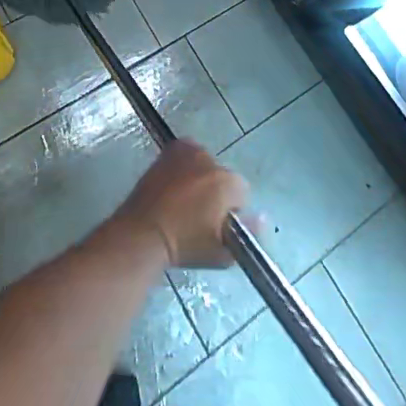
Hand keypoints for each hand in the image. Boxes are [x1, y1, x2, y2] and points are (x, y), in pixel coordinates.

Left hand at [112, 140, 245, 267]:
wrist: (142, 234)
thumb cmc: (184, 245)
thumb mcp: (221, 252)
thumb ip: (249, 233)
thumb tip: (263, 218)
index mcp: (228, 183)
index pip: (242, 193)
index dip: (231, 211)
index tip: (216, 226)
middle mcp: (211, 161)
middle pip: (223, 177)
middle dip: (216, 193)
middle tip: (198, 217)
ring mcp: (187, 154)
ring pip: (205, 165)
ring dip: (200, 178)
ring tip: (183, 202)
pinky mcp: (168, 153)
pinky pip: (185, 155)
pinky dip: (184, 165)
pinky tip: (174, 186)